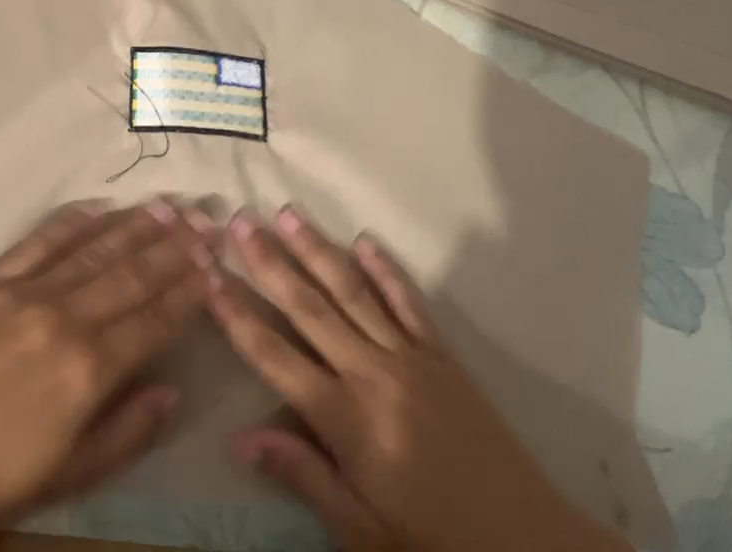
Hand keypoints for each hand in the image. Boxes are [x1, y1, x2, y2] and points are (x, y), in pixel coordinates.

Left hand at [0, 197, 213, 542]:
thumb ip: (127, 431)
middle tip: (207, 219)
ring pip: (94, 250)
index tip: (217, 263)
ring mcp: (26, 293)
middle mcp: (65, 318)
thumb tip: (172, 391)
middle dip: (175, 247)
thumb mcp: (69, 474)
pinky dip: (72, 221)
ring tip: (169, 206)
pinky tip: (98, 207)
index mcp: (89, 369)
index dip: (190, 290)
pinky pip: (40, 242)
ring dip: (135, 226)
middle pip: (132, 274)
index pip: (155, 319)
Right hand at [207, 207, 626, 551]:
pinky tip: (365, 242)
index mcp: (344, 418)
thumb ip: (301, 474)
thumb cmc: (429, 535)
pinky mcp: (443, 357)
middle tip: (239, 221)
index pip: (274, 356)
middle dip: (269, 263)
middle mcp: (372, 374)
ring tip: (288, 213)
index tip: (207, 275)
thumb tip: (239, 439)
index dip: (236, 315)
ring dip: (318, 251)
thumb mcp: (359, 526)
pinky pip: (410, 304)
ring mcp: (411, 358)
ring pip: (353, 293)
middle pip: (309, 308)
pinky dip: (386, 271)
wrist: (524, 540)